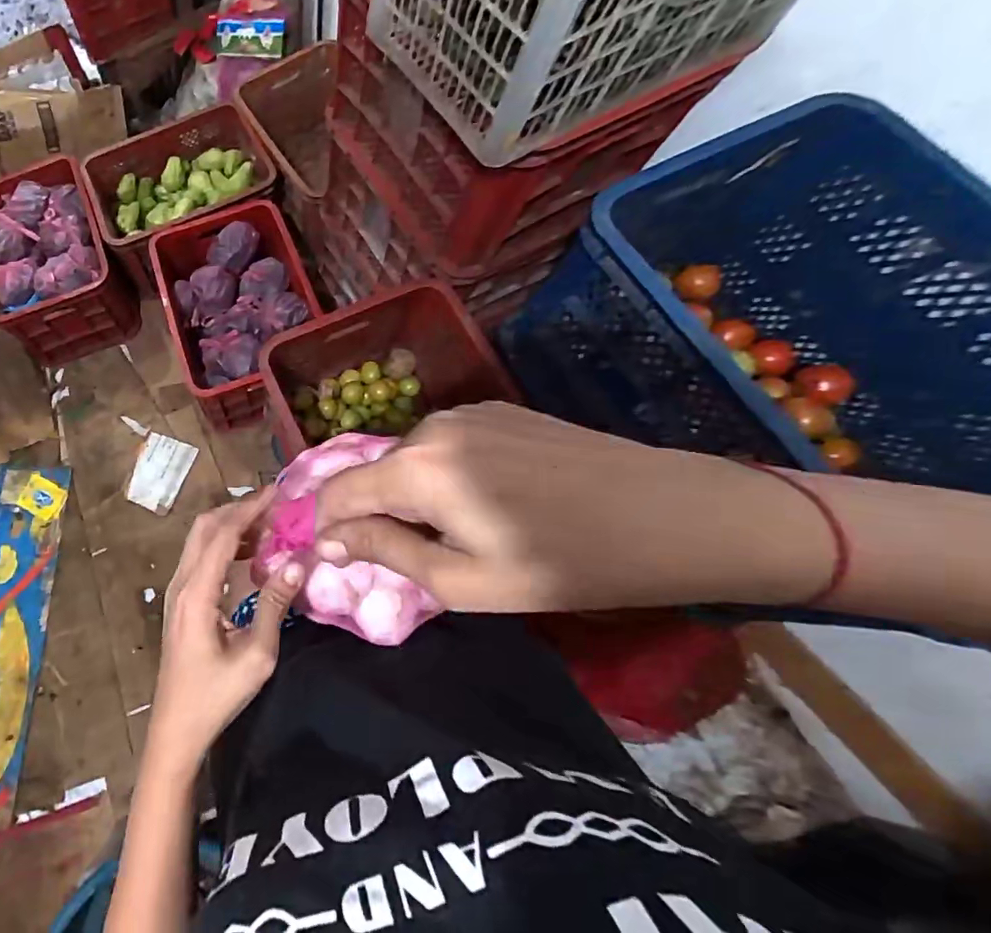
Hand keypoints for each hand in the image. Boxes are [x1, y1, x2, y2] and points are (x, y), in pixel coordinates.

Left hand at [147, 491, 300, 773]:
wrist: (176, 729)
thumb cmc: (216, 696)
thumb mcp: (256, 655)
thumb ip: (274, 605)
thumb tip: (298, 562)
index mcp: (196, 593)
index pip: (223, 534)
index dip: (250, 508)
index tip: (278, 493)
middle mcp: (180, 584)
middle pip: (205, 528)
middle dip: (239, 510)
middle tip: (275, 505)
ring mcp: (175, 592)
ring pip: (200, 541)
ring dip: (231, 526)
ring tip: (269, 526)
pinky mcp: (179, 602)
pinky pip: (199, 558)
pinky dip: (224, 545)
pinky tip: (251, 554)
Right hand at [310, 402, 832, 612]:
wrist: (668, 513)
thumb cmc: (565, 564)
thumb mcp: (467, 581)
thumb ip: (387, 553)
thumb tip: (329, 538)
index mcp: (419, 468)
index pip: (338, 491)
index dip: (321, 525)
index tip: (326, 557)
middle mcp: (433, 425)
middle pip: (374, 472)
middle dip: (369, 513)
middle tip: (399, 557)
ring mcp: (468, 411)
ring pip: (410, 458)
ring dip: (409, 495)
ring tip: (449, 534)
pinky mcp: (498, 409)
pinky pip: (445, 445)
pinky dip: (441, 476)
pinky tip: (485, 503)